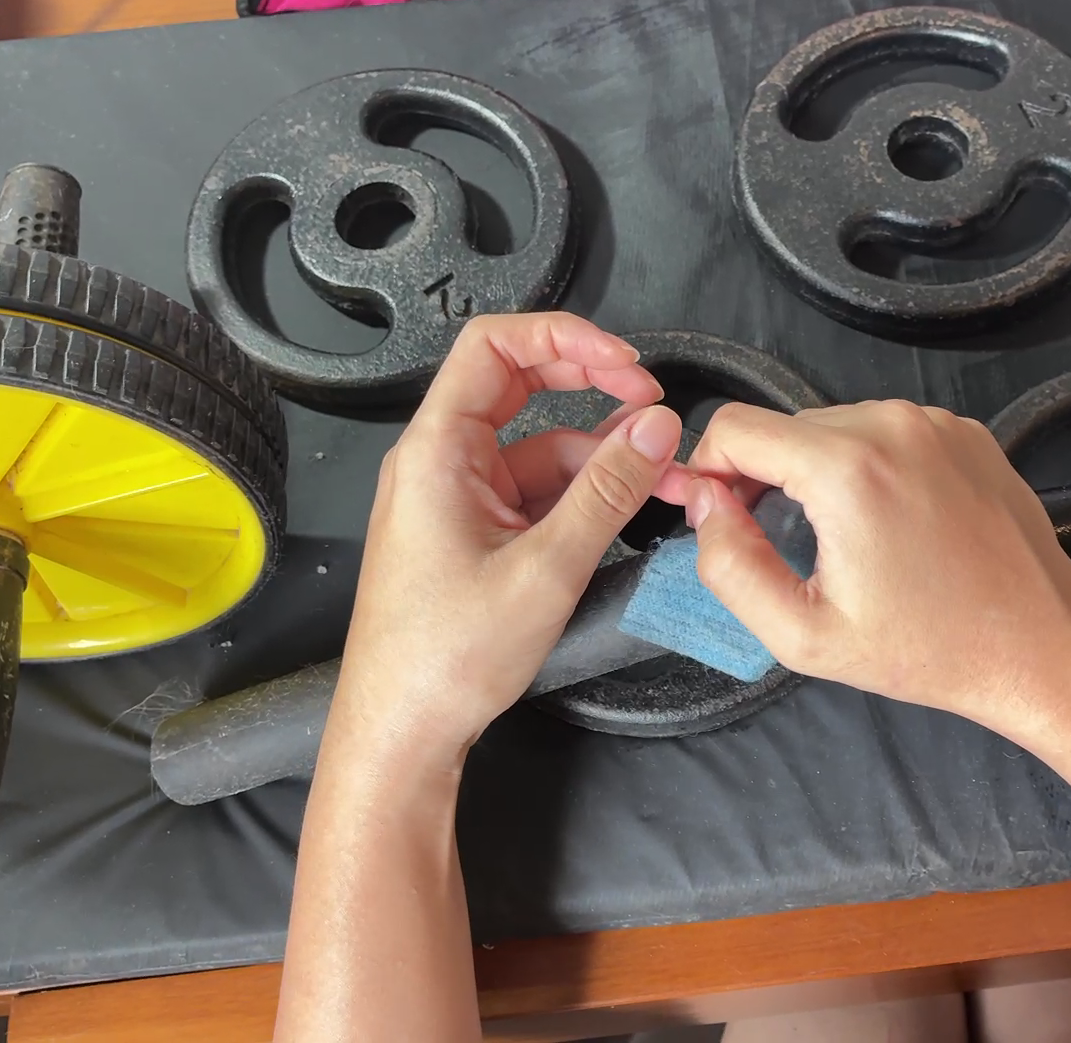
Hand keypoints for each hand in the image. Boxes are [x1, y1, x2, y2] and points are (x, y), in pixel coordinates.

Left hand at [333, 313, 683, 768]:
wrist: (405, 733)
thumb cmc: (451, 655)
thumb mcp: (547, 567)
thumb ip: (609, 490)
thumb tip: (660, 426)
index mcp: (438, 450)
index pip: (493, 347)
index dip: (564, 338)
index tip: (627, 363)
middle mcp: (446, 461)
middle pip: (522, 389)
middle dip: (593, 389)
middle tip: (655, 407)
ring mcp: (465, 497)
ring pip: (545, 448)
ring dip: (605, 457)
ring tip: (665, 476)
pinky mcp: (483, 530)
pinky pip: (542, 492)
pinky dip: (588, 494)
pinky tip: (628, 507)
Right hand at [667, 400, 1070, 736]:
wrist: (1043, 645)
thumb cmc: (923, 650)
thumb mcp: (804, 634)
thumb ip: (730, 566)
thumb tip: (705, 503)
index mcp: (846, 465)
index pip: (735, 426)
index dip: (709, 470)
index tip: (723, 519)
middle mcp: (890, 420)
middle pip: (782, 427)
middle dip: (762, 476)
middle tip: (778, 540)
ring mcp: (934, 419)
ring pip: (830, 426)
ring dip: (813, 471)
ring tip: (838, 535)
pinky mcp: (964, 429)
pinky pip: (883, 430)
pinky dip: (864, 464)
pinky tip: (888, 517)